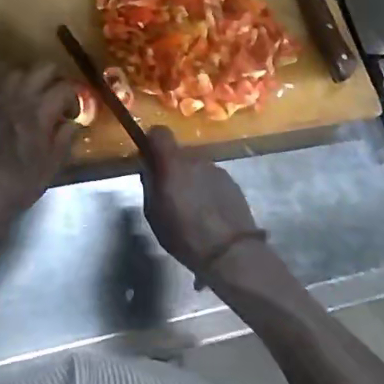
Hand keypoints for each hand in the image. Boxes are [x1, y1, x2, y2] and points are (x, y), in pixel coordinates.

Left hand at [0, 65, 79, 212]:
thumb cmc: (21, 183)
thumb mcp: (52, 165)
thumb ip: (65, 139)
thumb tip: (73, 124)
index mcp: (40, 111)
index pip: (64, 87)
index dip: (74, 96)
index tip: (75, 110)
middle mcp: (18, 98)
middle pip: (42, 68)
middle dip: (55, 78)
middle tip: (59, 95)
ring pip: (17, 72)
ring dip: (30, 79)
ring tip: (35, 96)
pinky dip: (9, 91)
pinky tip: (13, 107)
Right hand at [136, 126, 264, 283]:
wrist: (230, 252)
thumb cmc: (184, 234)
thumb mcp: (154, 213)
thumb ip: (150, 185)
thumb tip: (150, 168)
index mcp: (173, 163)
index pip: (160, 132)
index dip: (153, 141)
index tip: (149, 157)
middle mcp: (196, 159)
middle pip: (180, 154)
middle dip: (172, 167)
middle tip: (170, 192)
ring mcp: (217, 170)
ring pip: (197, 167)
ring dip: (191, 180)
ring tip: (192, 208)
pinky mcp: (233, 184)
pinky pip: (212, 180)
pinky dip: (207, 190)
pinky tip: (209, 213)